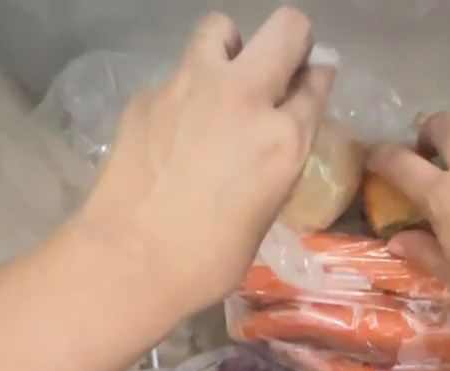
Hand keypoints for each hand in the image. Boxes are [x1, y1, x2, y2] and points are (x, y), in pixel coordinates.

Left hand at [73, 9, 335, 315]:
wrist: (133, 258)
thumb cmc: (210, 261)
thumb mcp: (264, 215)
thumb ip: (274, 166)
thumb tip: (271, 145)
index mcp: (284, 140)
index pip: (316, 83)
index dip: (315, 81)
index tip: (309, 87)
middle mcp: (245, 98)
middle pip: (286, 29)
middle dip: (291, 43)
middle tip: (279, 69)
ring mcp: (193, 86)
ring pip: (223, 31)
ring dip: (232, 50)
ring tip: (222, 87)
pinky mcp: (151, 93)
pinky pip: (179, 75)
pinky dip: (187, 93)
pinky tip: (176, 132)